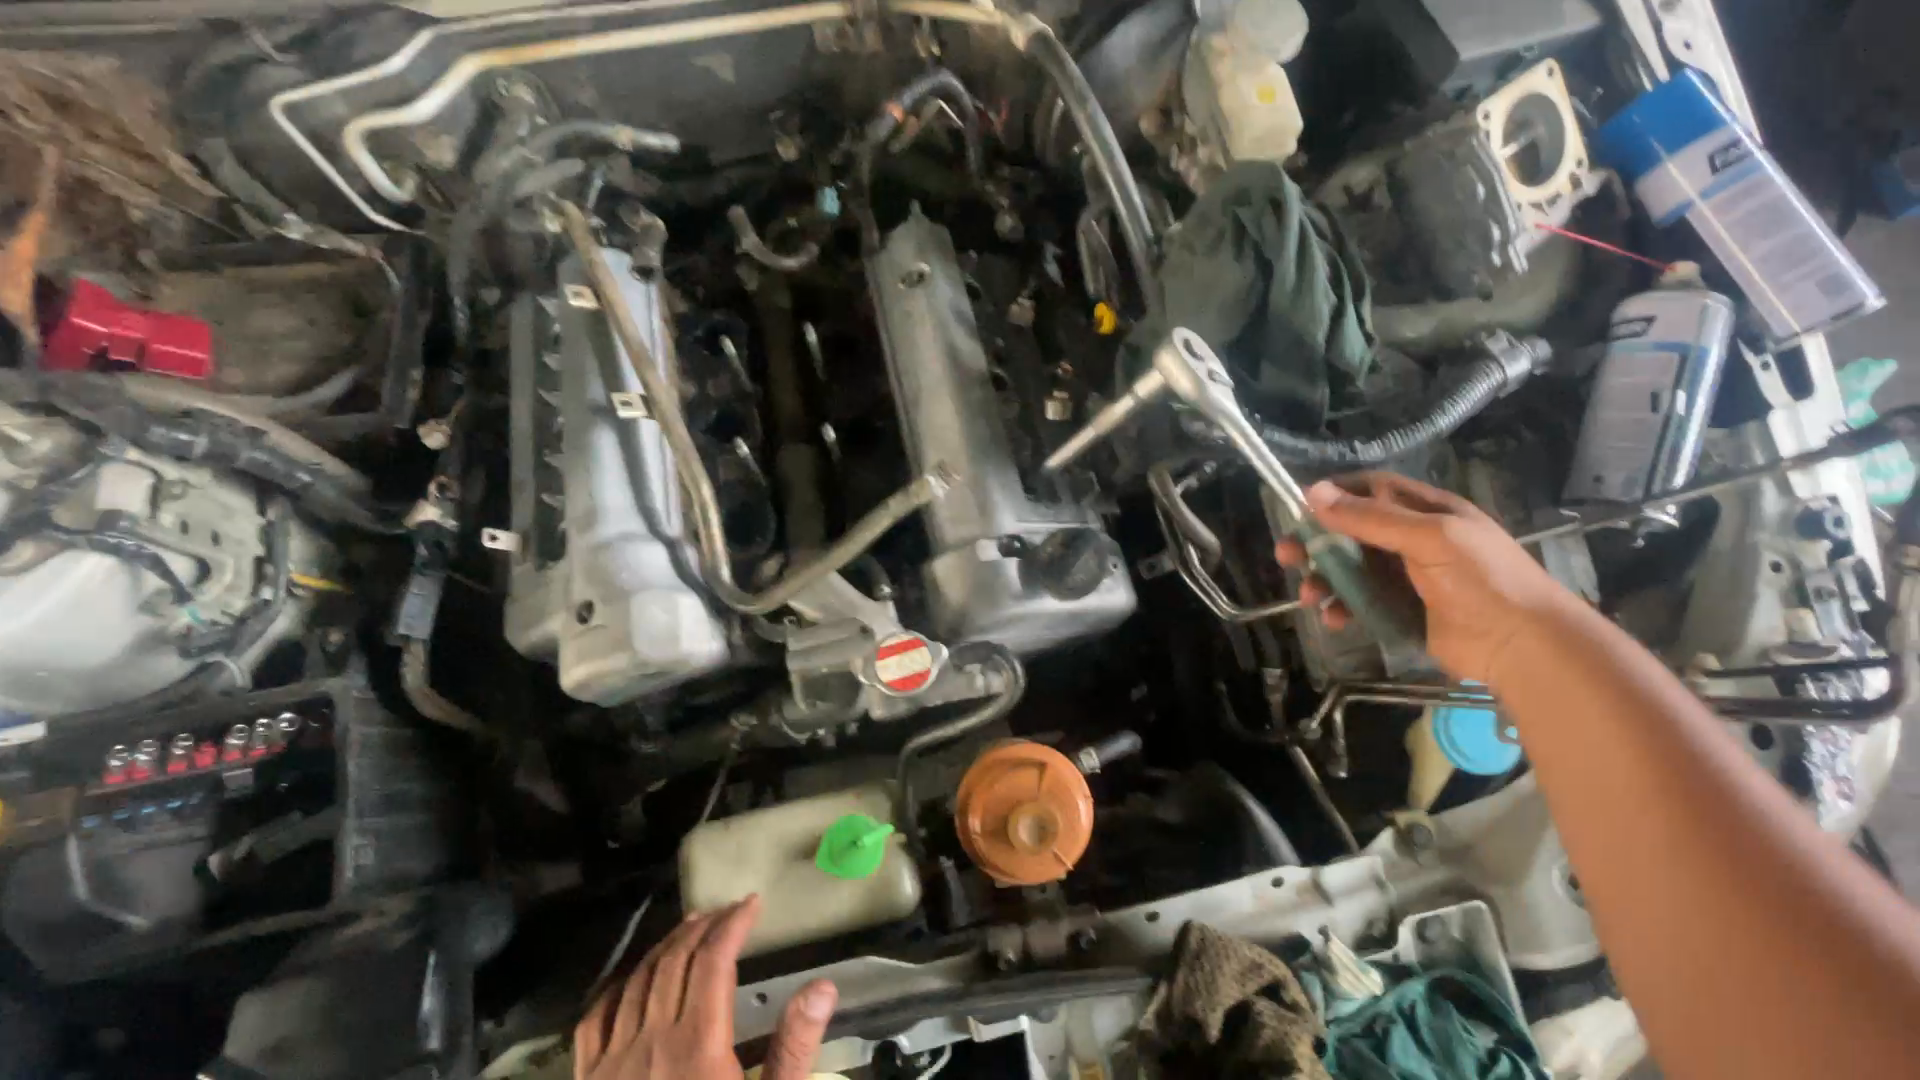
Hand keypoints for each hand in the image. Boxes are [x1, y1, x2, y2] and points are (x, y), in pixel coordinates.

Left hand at [575, 895, 836, 1079]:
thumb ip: (793, 1048)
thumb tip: (822, 987)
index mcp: (697, 1046)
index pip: (714, 961)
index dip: (733, 925)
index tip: (753, 904)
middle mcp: (650, 1042)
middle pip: (674, 961)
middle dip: (702, 926)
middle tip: (727, 911)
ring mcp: (612, 1063)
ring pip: (635, 981)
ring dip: (664, 946)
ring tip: (690, 928)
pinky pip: (595, 1018)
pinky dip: (617, 985)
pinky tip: (631, 977)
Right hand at [1274, 472, 1576, 684]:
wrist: (1521, 644)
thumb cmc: (1481, 579)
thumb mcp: (1428, 538)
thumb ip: (1370, 518)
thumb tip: (1313, 492)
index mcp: (1427, 511)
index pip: (1372, 490)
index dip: (1335, 494)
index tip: (1298, 506)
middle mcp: (1413, 540)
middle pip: (1352, 532)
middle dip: (1316, 542)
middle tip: (1285, 554)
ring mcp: (1407, 578)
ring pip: (1350, 570)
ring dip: (1323, 579)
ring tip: (1307, 595)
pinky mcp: (1402, 612)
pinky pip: (1360, 604)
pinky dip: (1341, 608)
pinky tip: (1334, 619)